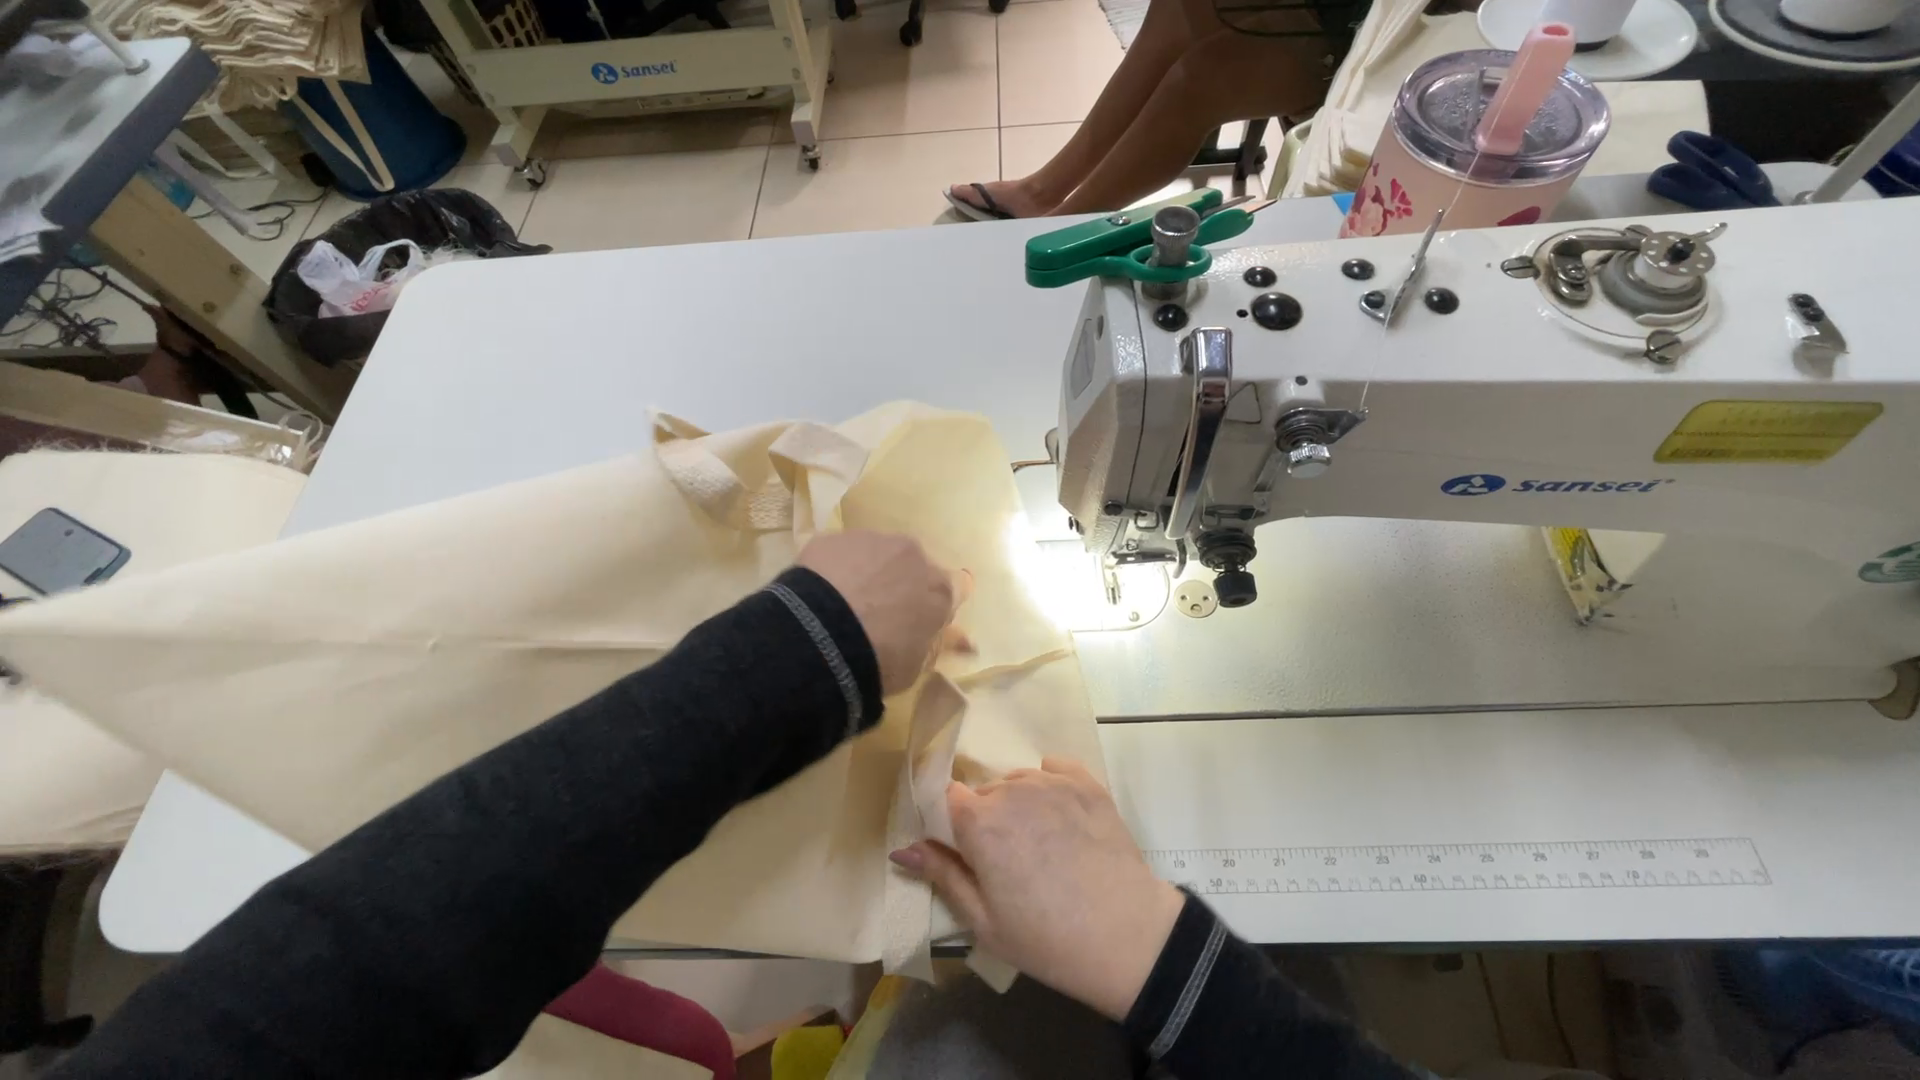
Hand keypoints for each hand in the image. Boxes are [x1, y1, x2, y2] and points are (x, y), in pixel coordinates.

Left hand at [796, 531, 963, 693]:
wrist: (820, 639)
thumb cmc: (879, 658)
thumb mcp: (916, 664)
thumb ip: (938, 643)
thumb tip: (964, 641)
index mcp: (940, 587)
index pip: (955, 588)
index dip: (936, 604)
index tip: (921, 620)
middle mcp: (912, 554)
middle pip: (913, 566)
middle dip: (901, 584)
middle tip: (878, 615)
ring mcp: (871, 540)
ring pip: (876, 555)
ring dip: (868, 573)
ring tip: (843, 605)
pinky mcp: (834, 538)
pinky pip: (841, 553)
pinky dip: (835, 569)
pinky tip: (819, 595)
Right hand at [889, 758, 1184, 1021]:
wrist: (1128, 936)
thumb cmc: (1046, 938)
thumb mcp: (983, 920)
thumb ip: (942, 875)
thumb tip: (900, 849)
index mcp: (980, 822)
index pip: (946, 797)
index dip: (950, 820)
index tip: (962, 847)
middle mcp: (1012, 790)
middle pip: (983, 792)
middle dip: (985, 818)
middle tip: (1005, 862)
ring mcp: (1052, 781)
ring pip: (1018, 781)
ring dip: (1018, 803)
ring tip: (1039, 845)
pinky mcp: (1087, 782)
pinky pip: (1053, 769)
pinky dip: (1050, 785)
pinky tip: (1061, 818)